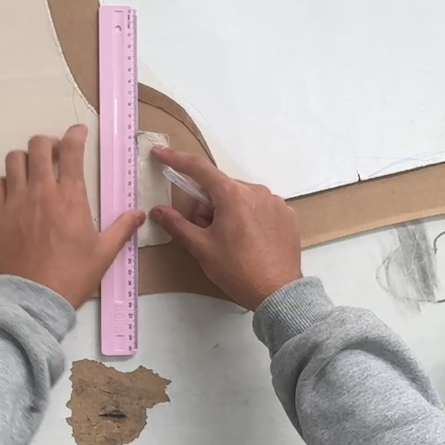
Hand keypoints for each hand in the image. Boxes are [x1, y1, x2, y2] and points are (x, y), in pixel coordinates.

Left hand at [0, 125, 144, 306]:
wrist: (34, 299)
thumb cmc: (71, 276)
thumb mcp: (104, 254)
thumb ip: (122, 229)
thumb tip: (139, 215)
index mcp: (70, 197)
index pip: (72, 149)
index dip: (76, 134)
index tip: (79, 133)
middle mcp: (41, 191)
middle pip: (39, 146)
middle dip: (49, 143)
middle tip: (56, 154)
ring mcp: (15, 201)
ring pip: (14, 159)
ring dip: (27, 159)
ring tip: (34, 171)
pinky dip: (7, 181)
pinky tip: (15, 192)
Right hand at [148, 146, 301, 310]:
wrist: (277, 292)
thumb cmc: (237, 270)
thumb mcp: (201, 248)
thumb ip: (178, 224)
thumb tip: (158, 210)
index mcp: (232, 195)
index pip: (199, 169)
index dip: (177, 159)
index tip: (161, 153)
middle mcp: (256, 191)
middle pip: (220, 189)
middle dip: (208, 207)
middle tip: (208, 235)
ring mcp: (274, 202)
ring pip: (240, 198)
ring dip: (229, 213)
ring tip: (232, 243)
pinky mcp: (286, 215)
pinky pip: (259, 208)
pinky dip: (249, 219)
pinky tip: (250, 242)